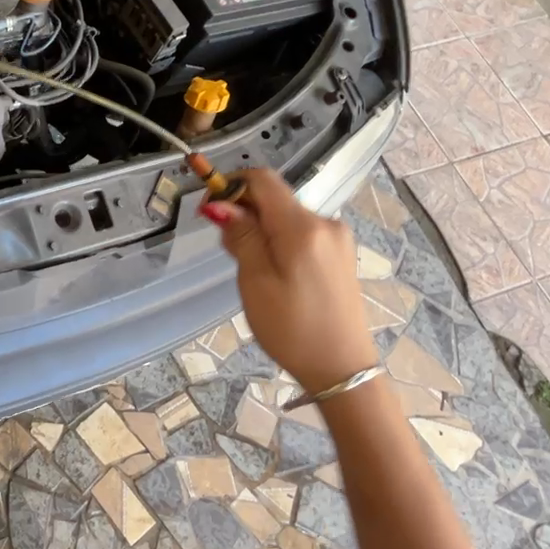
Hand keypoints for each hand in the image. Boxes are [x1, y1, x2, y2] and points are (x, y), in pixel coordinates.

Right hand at [202, 169, 379, 392]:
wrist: (341, 368)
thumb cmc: (291, 327)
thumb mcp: (255, 281)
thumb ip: (240, 236)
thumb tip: (221, 203)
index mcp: (303, 227)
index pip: (262, 180)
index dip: (230, 186)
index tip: (207, 211)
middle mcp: (325, 223)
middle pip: (273, 198)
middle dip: (242, 213)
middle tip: (227, 252)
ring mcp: (337, 239)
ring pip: (284, 217)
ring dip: (258, 230)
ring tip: (249, 270)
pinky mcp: (339, 255)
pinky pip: (299, 234)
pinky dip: (276, 242)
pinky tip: (271, 273)